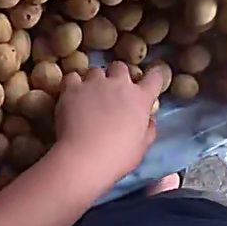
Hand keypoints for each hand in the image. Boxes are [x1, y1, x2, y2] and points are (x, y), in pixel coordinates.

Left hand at [52, 62, 164, 186]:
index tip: (149, 82)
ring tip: (89, 95)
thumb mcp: (141, 147)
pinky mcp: (72, 89)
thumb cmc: (118, 156)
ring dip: (95, 80)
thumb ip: (148, 130)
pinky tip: (72, 95)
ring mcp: (94, 84)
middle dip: (117, 75)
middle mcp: (119, 84)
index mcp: (140, 98)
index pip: (154, 77)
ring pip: (95, 71)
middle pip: (120, 67)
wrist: (85, 158)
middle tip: (112, 91)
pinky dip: (73, 84)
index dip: (153, 77)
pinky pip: (72, 77)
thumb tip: (149, 120)